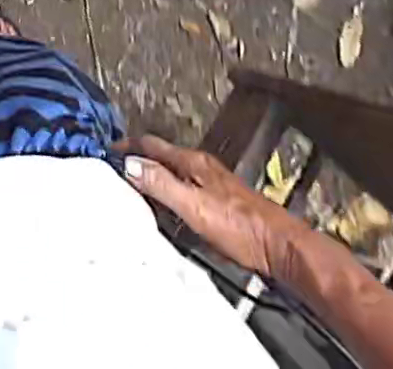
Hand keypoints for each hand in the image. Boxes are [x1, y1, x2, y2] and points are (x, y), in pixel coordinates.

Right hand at [119, 134, 302, 279]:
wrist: (283, 249)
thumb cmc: (240, 228)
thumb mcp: (194, 207)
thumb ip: (161, 184)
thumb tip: (129, 164)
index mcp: (191, 162)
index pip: (151, 144)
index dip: (127, 146)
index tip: (108, 151)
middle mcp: (200, 165)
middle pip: (161, 154)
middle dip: (137, 158)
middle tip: (117, 169)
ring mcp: (212, 181)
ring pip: (172, 169)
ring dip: (152, 173)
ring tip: (134, 187)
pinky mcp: (220, 198)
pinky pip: (183, 184)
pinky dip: (167, 188)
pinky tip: (166, 205)